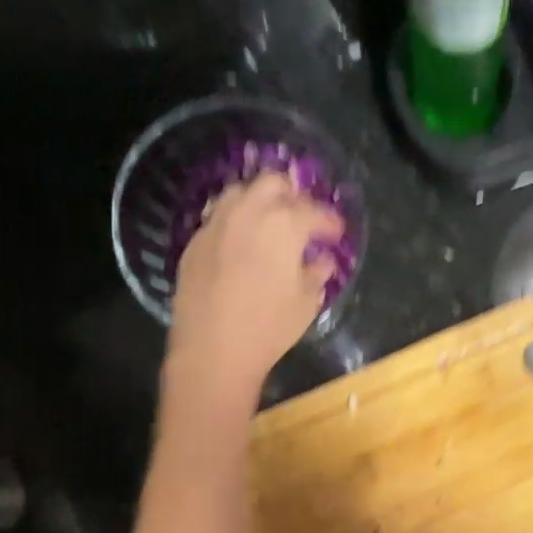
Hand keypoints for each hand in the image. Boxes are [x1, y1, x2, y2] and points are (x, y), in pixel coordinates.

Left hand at [166, 172, 344, 406]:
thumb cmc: (269, 327)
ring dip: (260, 202)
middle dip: (293, 196)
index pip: (315, 211)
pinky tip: (243, 243)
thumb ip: (316, 273)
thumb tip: (320, 260)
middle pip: (273, 184)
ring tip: (269, 224)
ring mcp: (218, 222)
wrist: (213, 347)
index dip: (330, 222)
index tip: (337, 234)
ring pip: (241, 192)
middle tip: (302, 219)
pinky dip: (237, 221)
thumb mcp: (306, 303)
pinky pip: (220, 217)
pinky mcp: (196, 239)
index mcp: (284, 224)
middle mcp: (249, 211)